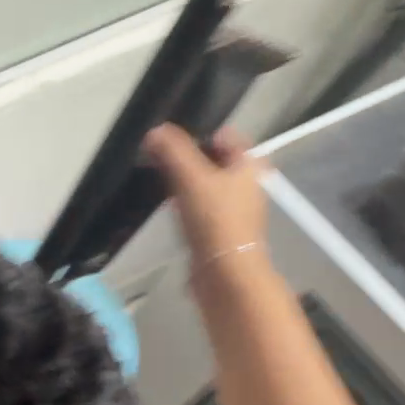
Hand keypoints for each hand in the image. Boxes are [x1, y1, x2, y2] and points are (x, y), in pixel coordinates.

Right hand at [141, 125, 271, 291]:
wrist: (225, 273)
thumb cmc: (215, 219)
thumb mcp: (192, 178)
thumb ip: (173, 152)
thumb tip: (155, 131)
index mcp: (249, 165)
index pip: (224, 136)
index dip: (199, 136)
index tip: (172, 145)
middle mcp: (248, 185)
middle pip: (216, 163)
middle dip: (191, 163)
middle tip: (163, 166)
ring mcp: (236, 212)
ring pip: (208, 189)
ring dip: (188, 188)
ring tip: (163, 190)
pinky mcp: (223, 235)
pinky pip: (203, 213)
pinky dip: (188, 210)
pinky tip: (173, 217)